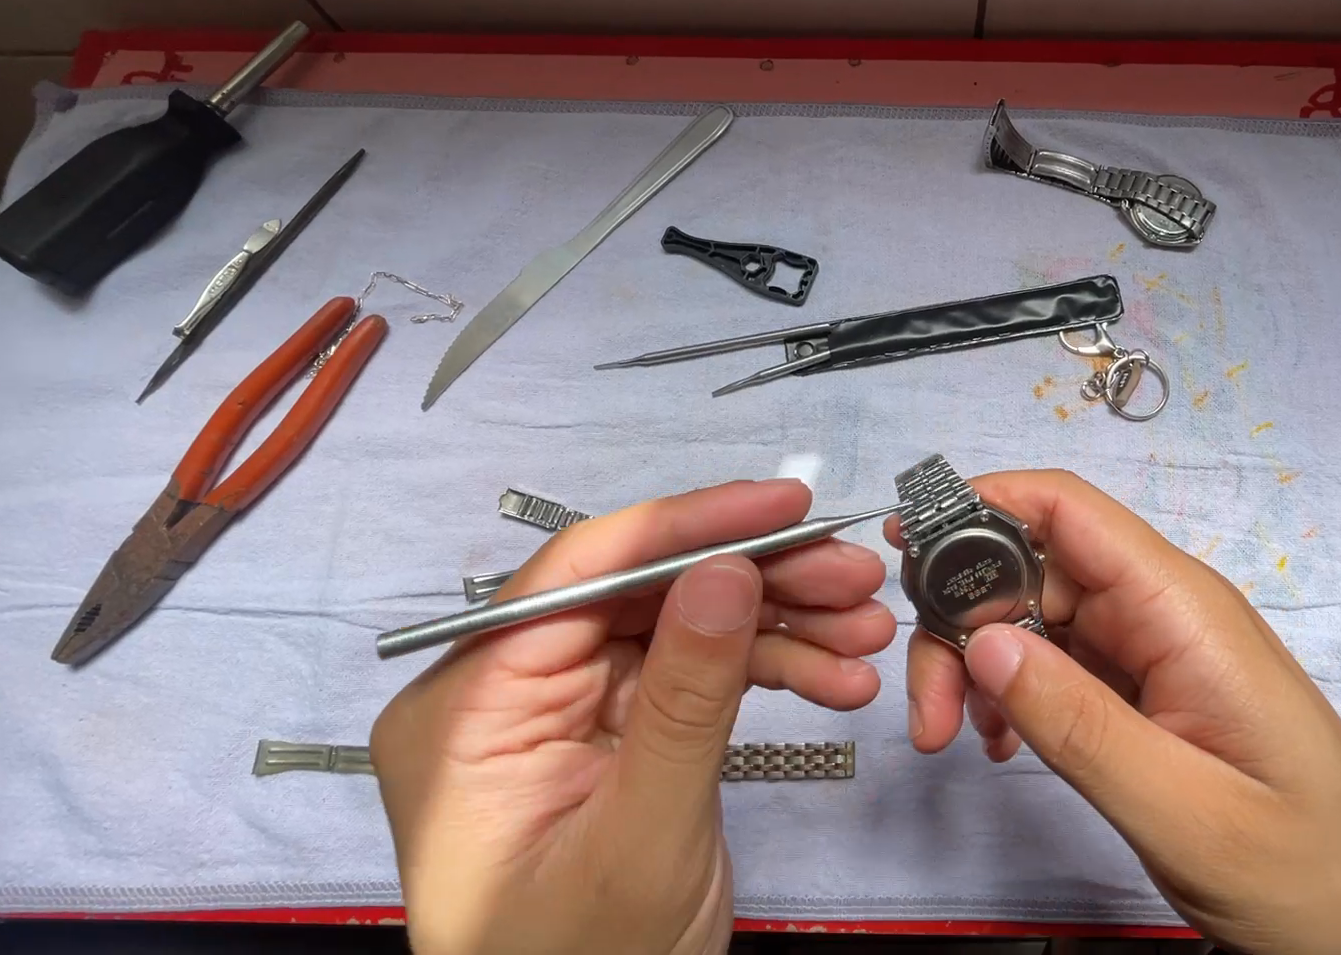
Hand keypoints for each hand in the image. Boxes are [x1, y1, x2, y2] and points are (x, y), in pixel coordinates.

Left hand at [372, 479, 892, 954]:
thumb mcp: (644, 836)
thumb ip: (687, 696)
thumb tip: (730, 567)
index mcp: (470, 703)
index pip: (583, 573)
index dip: (692, 523)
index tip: (789, 504)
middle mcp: (516, 685)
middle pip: (652, 591)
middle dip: (763, 580)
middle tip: (856, 575)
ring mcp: (578, 703)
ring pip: (692, 624)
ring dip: (787, 624)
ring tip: (870, 631)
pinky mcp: (631, 723)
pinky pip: (708, 671)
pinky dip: (778, 668)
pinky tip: (841, 680)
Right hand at [899, 470, 1340, 954]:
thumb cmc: (1302, 868)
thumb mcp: (1183, 809)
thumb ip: (1077, 721)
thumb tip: (980, 637)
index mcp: (1178, 606)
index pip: (1069, 510)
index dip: (983, 502)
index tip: (905, 539)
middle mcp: (1155, 608)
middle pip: (1029, 568)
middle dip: (961, 620)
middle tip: (928, 710)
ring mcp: (1142, 645)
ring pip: (1029, 616)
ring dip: (976, 664)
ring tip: (957, 736)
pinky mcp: (1133, 683)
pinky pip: (1049, 661)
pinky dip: (1008, 692)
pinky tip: (1002, 742)